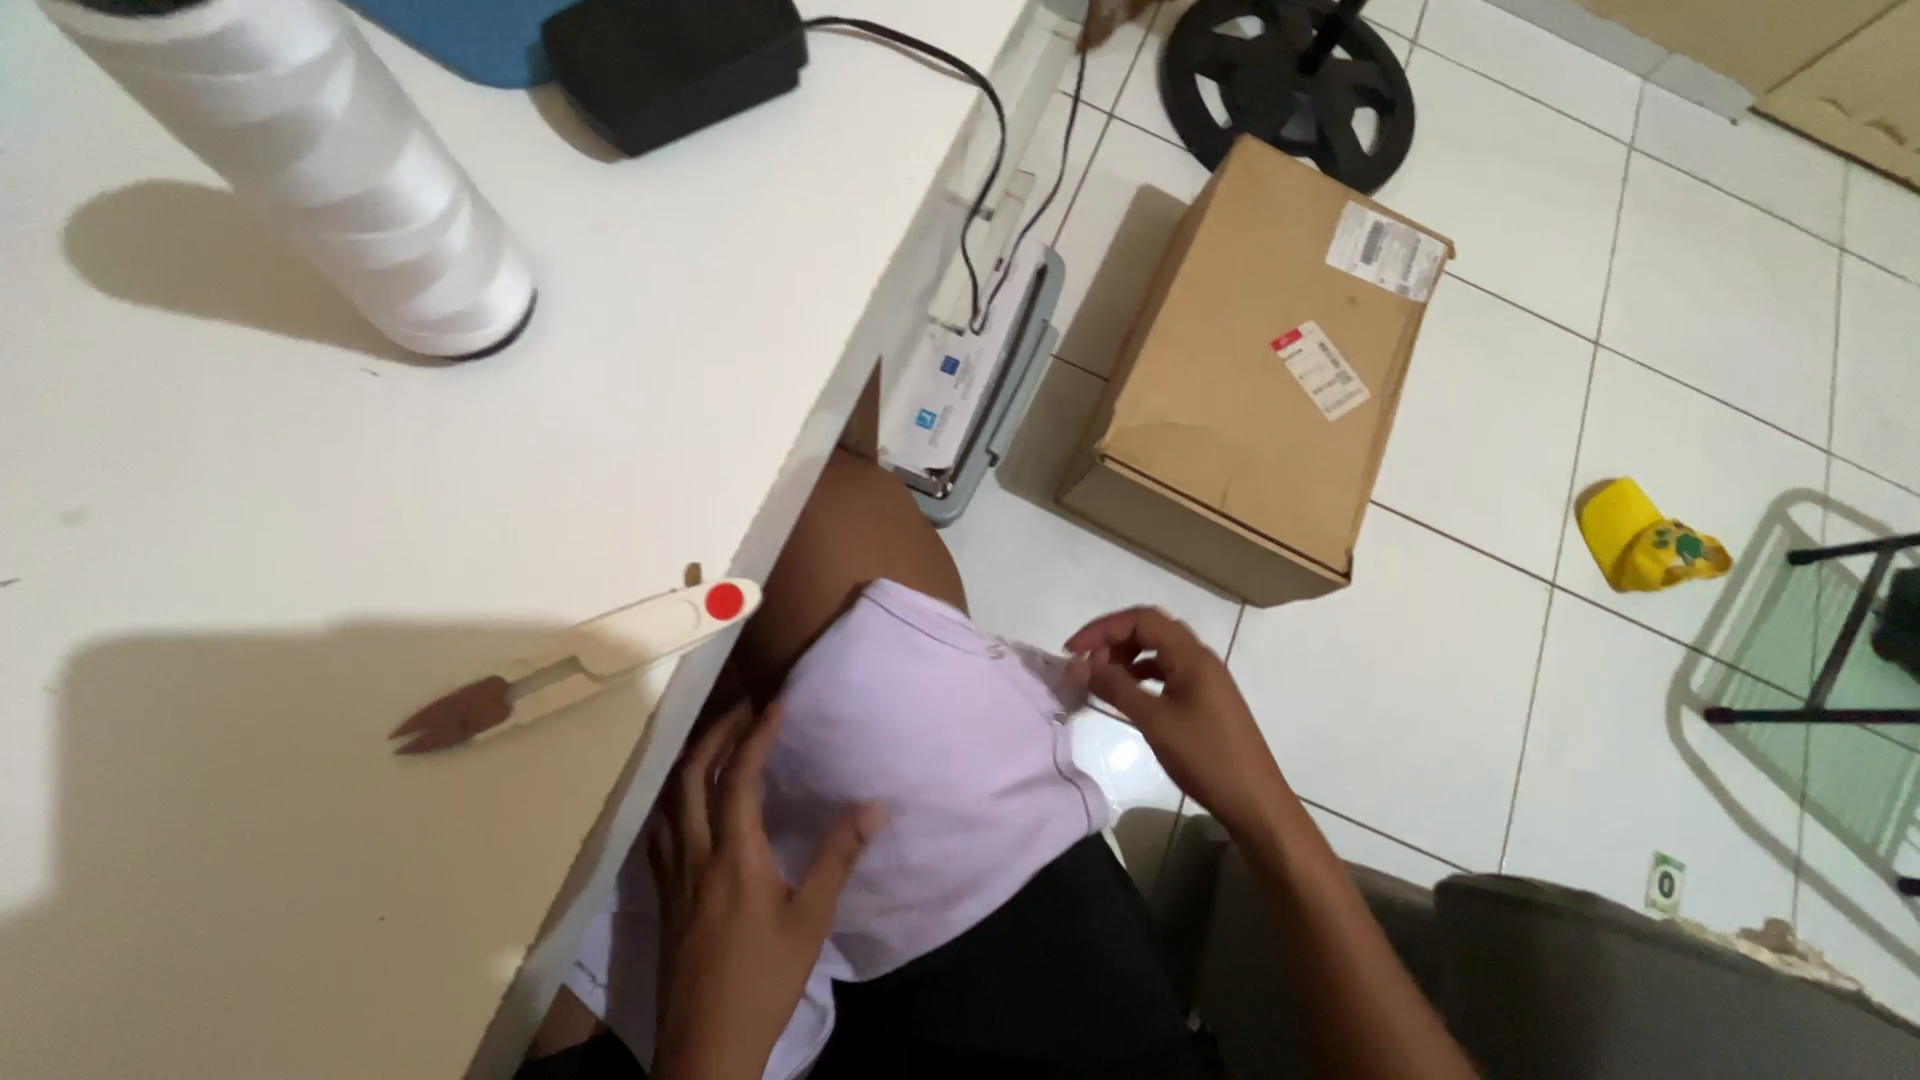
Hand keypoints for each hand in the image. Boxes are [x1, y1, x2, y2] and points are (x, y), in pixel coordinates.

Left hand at [649, 701, 886, 1079]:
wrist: (706, 1044)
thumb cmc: (765, 981)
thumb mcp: (812, 920)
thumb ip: (839, 858)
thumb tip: (874, 807)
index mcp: (734, 857)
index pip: (738, 779)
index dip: (755, 737)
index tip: (775, 705)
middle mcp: (695, 854)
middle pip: (692, 776)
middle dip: (716, 733)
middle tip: (743, 707)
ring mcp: (671, 875)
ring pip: (668, 799)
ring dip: (690, 759)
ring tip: (715, 739)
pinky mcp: (662, 895)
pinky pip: (660, 828)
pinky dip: (673, 796)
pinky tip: (685, 800)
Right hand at [1066, 607, 1289, 836]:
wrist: (1254, 800)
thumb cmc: (1206, 758)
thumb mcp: (1155, 722)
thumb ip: (1115, 688)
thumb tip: (1078, 665)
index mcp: (1192, 656)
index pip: (1141, 619)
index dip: (1103, 628)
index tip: (1072, 651)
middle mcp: (1200, 658)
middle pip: (1150, 629)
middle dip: (1113, 639)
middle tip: (1085, 664)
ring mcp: (1205, 679)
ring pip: (1159, 650)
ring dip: (1126, 656)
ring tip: (1101, 679)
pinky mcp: (1205, 699)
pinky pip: (1167, 671)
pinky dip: (1142, 674)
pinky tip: (1128, 694)